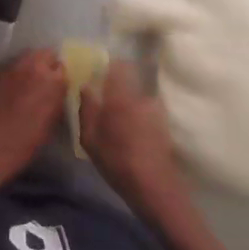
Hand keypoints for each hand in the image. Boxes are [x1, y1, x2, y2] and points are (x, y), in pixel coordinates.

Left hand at [0, 49, 66, 176]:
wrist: (7, 136)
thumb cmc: (38, 130)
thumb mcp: (59, 111)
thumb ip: (60, 91)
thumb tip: (60, 84)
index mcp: (56, 78)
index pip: (63, 65)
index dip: (62, 72)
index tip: (60, 79)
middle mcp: (37, 66)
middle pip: (46, 54)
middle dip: (48, 62)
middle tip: (48, 74)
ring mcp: (18, 67)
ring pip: (30, 55)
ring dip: (34, 62)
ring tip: (33, 75)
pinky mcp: (4, 72)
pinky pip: (17, 64)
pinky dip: (20, 69)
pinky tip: (20, 81)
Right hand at [79, 60, 181, 205]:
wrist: (152, 184)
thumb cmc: (115, 161)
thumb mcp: (90, 139)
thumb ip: (87, 109)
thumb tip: (85, 87)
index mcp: (121, 97)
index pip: (119, 67)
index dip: (109, 65)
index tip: (98, 71)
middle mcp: (141, 97)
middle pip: (130, 79)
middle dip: (117, 84)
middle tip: (103, 99)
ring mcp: (155, 109)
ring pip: (137, 95)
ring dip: (127, 101)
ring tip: (116, 120)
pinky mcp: (163, 122)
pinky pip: (145, 109)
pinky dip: (136, 114)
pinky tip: (129, 132)